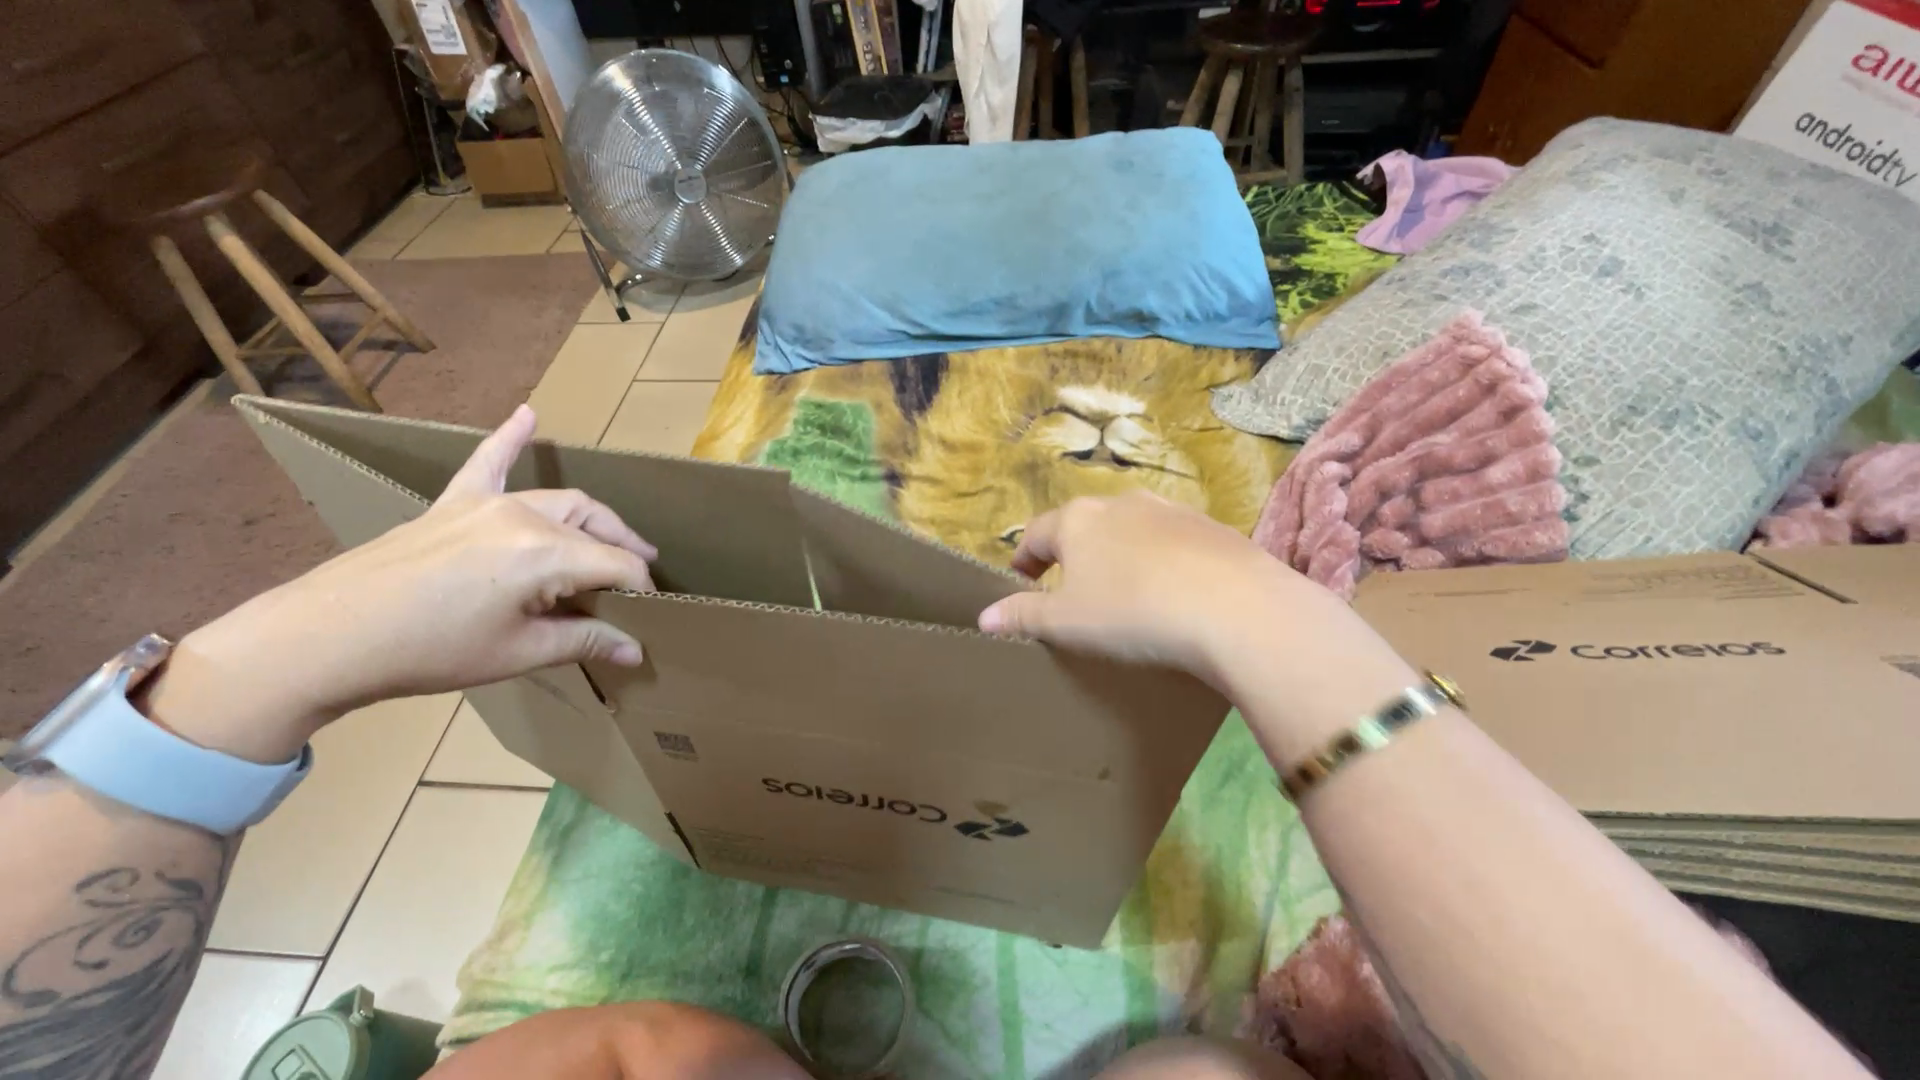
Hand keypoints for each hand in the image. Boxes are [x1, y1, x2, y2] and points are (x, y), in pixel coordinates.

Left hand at [140, 405, 656, 762]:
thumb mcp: (519, 653)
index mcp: (545, 554)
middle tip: (640, 576)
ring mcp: (485, 503)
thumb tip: (634, 648)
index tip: (649, 612)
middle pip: (595, 524)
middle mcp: (524, 516)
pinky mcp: (451, 504)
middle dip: (625, 548)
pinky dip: (509, 439)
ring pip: (560, 500)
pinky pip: (487, 463)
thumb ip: (584, 641)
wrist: (329, 637)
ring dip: (592, 519)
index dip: (640, 587)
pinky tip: (527, 414)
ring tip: (613, 538)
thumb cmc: (431, 652)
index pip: (616, 563)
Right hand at [977, 493, 1414, 755]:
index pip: (1037, 534)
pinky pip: (1171, 543)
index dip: (1024, 559)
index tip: (1020, 580)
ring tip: (1123, 593)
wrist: (1234, 607)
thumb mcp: (1068, 622)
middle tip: (1071, 591)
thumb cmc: (1132, 612)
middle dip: (1073, 556)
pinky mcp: (1210, 527)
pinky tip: (1172, 593)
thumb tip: (984, 617)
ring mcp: (1169, 510)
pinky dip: (1161, 562)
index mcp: (1077, 521)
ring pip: (1129, 531)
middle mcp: (1120, 503)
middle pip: (1083, 527)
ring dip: (1118, 556)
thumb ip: (1023, 615)